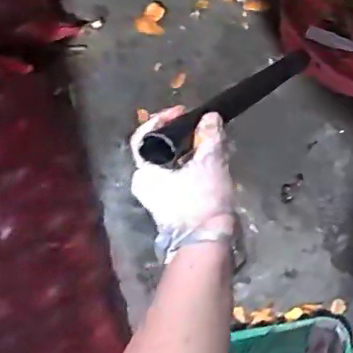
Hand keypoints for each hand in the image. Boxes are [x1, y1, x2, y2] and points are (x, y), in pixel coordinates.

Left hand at [129, 108, 234, 262]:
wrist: (205, 240)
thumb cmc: (202, 199)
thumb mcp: (210, 162)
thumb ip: (209, 135)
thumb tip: (209, 116)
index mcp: (145, 171)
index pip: (143, 135)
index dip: (162, 118)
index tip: (183, 112)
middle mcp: (143, 182)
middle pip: (157, 148)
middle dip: (180, 134)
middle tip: (201, 127)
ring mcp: (153, 195)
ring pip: (167, 162)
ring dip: (186, 150)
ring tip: (209, 143)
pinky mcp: (166, 204)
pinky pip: (173, 175)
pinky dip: (187, 165)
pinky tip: (207, 163)